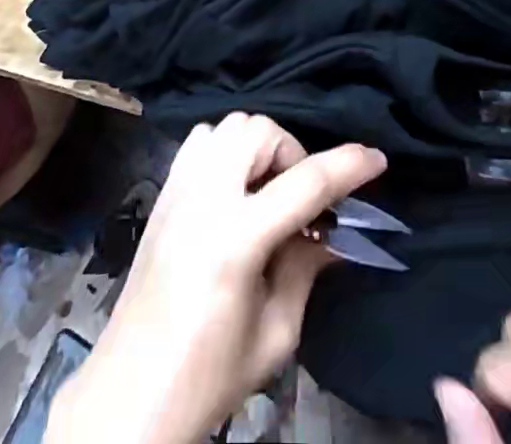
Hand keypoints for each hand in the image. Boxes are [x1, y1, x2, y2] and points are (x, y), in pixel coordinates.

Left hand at [47, 114, 387, 443]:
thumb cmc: (211, 370)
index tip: (376, 159)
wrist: (134, 384)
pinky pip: (199, 142)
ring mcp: (176, 190)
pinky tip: (235, 189)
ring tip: (268, 192)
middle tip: (302, 201)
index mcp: (235, 238)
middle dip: (293, 153)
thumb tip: (333, 232)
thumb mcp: (277, 330)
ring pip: (226, 126)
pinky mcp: (161, 193)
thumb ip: (306, 268)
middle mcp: (202, 198)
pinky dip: (225, 149)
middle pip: (258, 131)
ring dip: (257, 147)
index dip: (348, 166)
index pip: (304, 182)